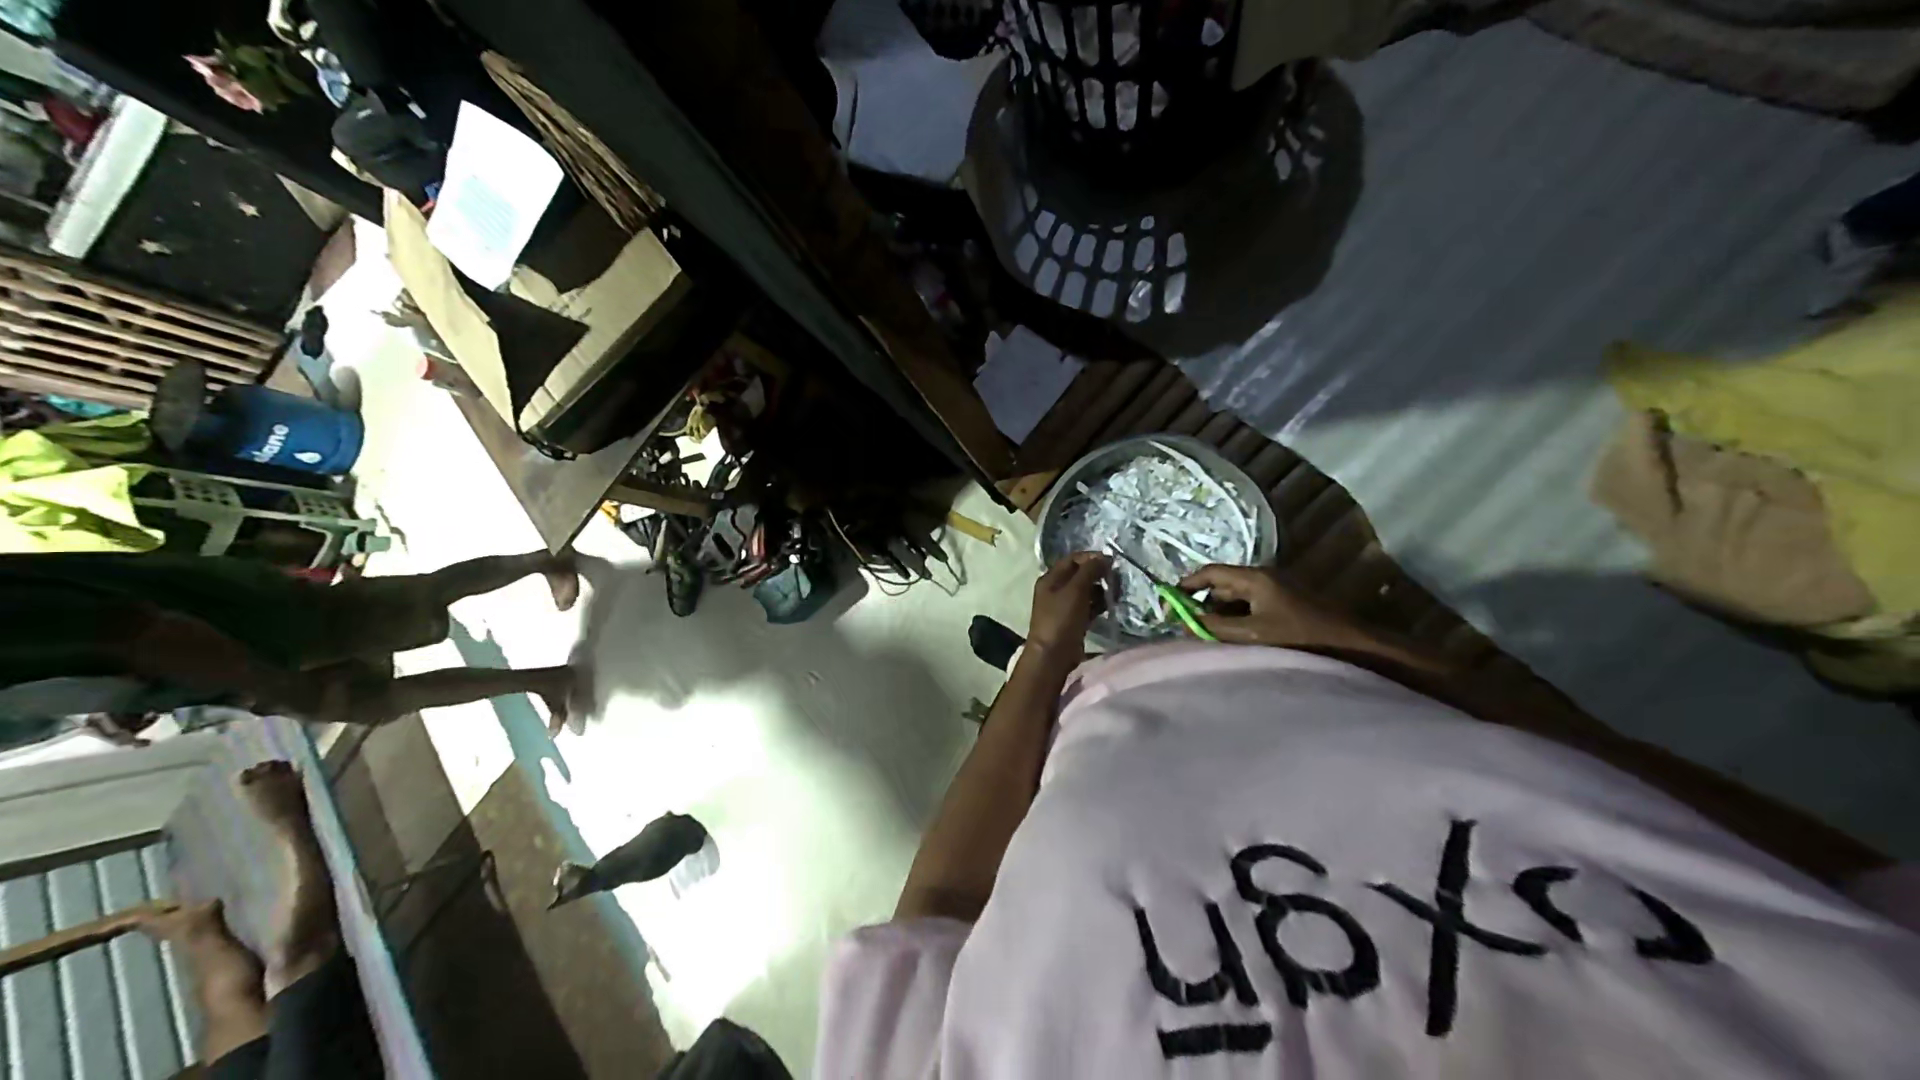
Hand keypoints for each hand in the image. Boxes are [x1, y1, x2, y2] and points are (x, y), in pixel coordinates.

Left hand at [1026, 552, 1110, 652]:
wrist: (1053, 654)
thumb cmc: (1062, 618)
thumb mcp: (1075, 590)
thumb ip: (1089, 571)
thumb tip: (1104, 556)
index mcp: (1050, 579)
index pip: (1072, 559)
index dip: (1091, 557)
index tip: (1111, 561)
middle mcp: (1056, 590)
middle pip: (1079, 575)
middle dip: (1098, 574)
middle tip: (1116, 577)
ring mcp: (1064, 606)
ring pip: (1085, 591)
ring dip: (1100, 589)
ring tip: (1116, 591)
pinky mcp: (1073, 620)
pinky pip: (1088, 606)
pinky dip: (1098, 604)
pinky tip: (1111, 605)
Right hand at [1178, 564, 1362, 648]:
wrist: (1354, 646)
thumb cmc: (1302, 637)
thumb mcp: (1253, 634)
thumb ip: (1216, 627)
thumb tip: (1185, 623)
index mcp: (1255, 578)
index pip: (1210, 573)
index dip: (1186, 586)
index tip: (1169, 605)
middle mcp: (1264, 578)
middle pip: (1222, 585)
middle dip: (1201, 604)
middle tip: (1187, 626)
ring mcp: (1276, 591)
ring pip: (1236, 599)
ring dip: (1219, 615)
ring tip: (1207, 636)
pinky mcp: (1285, 605)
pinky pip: (1250, 608)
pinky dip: (1236, 620)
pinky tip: (1232, 639)